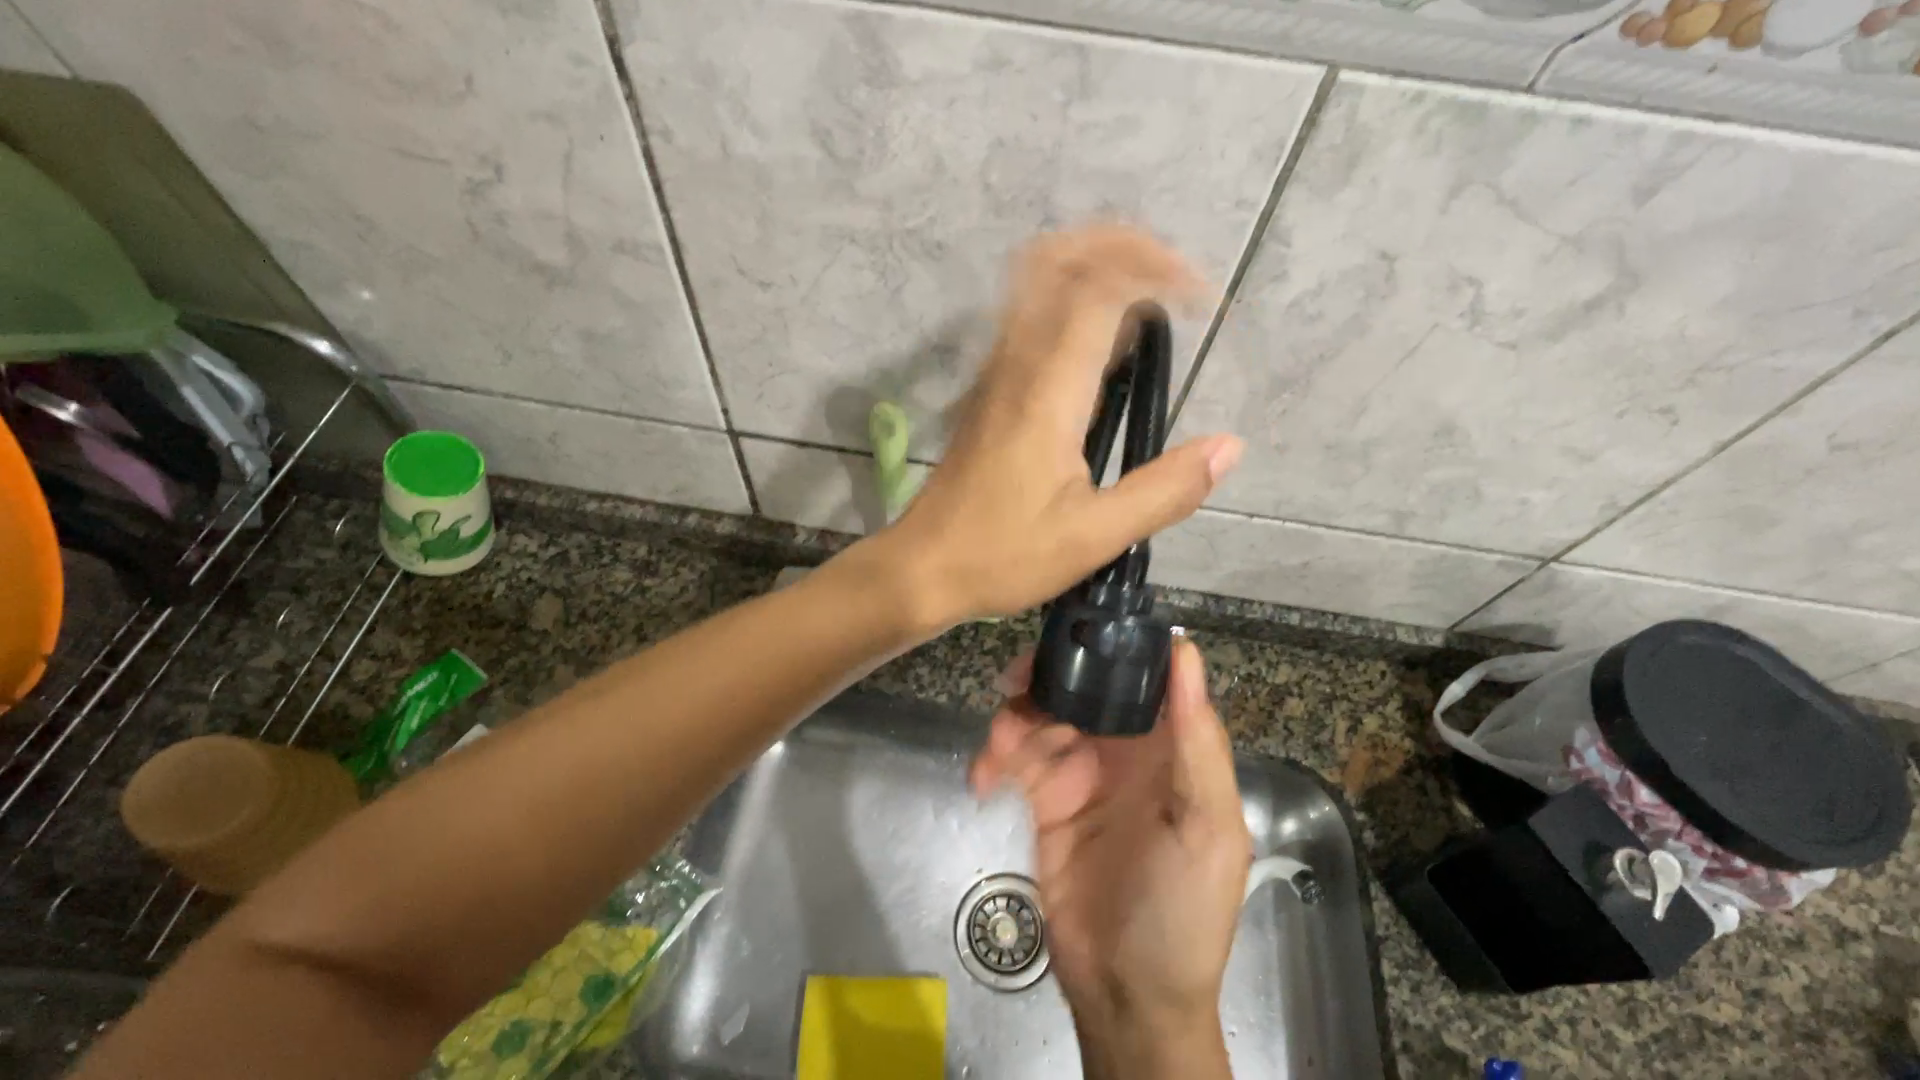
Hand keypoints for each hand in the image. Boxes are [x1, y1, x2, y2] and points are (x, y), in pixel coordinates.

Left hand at [869, 226, 1242, 629]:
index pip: (1100, 289)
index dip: (1158, 273)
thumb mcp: (1093, 536)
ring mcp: (995, 372)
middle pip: (1058, 259)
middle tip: (1176, 278)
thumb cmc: (1003, 555)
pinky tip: (1107, 347)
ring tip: (1152, 300)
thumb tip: (1229, 446)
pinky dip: (1072, 302)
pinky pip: (1029, 316)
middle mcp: (1016, 364)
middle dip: (1122, 247)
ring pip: (1036, 281)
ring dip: (1095, 267)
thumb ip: (1164, 490)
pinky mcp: (989, 389)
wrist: (921, 568)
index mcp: (1047, 391)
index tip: (1207, 304)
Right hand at [970, 639, 1250, 1078]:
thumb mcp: (1207, 827)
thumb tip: (1185, 652)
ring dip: (1015, 720)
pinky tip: (984, 779)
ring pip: (1043, 717)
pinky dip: (995, 759)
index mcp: (1174, 748)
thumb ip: (1197, 742)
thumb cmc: (1183, 911)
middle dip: (1050, 675)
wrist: (1128, 994)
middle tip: (1016, 679)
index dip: (1116, 645)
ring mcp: (1082, 774)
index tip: (1077, 624)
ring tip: (999, 748)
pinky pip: (1016, 761)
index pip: (1146, 677)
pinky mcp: (1045, 802)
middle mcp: (1128, 751)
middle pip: (1085, 687)